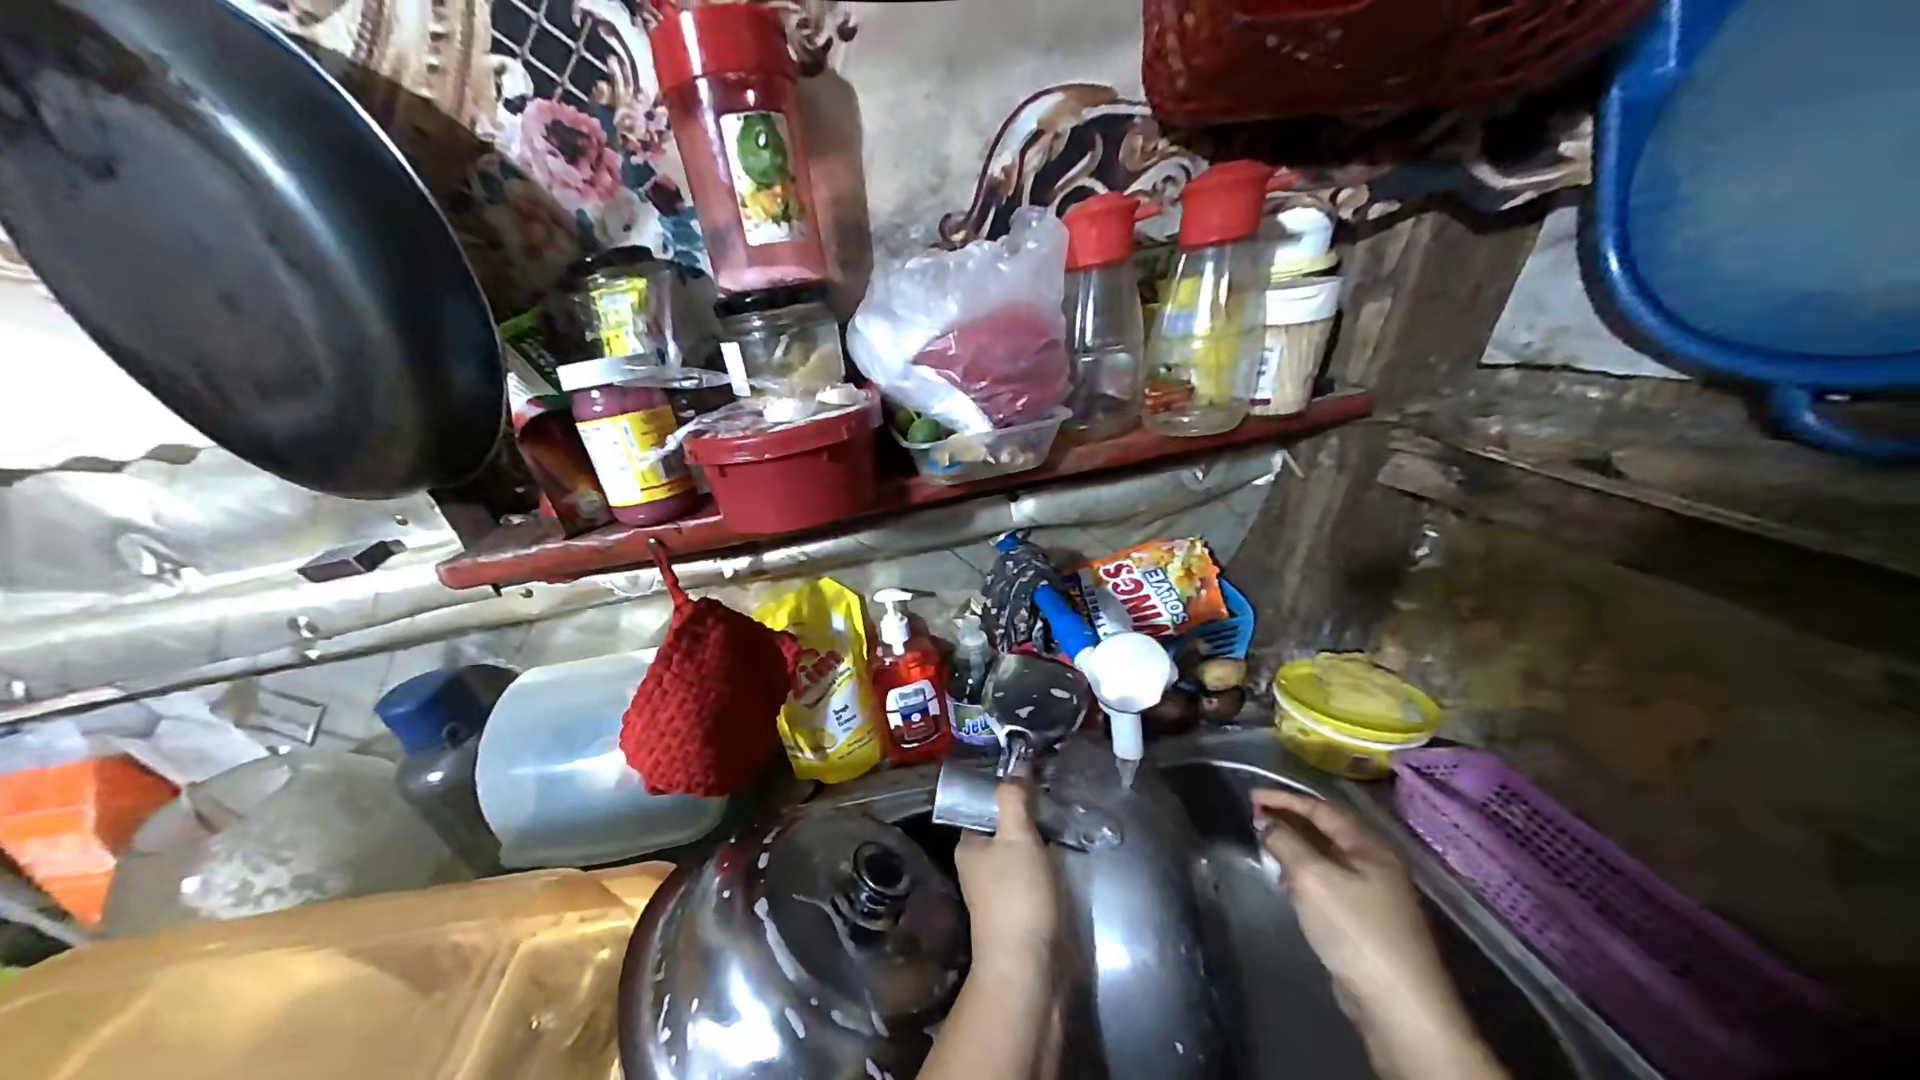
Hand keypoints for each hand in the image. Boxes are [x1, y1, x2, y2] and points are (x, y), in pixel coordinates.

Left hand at [955, 781, 1056, 966]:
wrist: (1028, 968)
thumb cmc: (1016, 896)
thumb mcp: (1016, 837)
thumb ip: (1014, 799)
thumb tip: (1016, 764)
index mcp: (968, 846)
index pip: (984, 806)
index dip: (1007, 790)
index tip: (1035, 776)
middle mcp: (979, 866)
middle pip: (1005, 828)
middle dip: (1029, 815)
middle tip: (1057, 797)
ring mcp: (999, 890)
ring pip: (1021, 851)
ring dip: (1042, 840)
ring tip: (1068, 819)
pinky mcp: (1021, 909)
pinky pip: (1034, 874)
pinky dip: (1049, 864)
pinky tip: (1069, 855)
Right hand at [1252, 788, 1504, 1079]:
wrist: (1398, 1005)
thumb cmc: (1355, 929)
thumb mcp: (1312, 878)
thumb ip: (1285, 842)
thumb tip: (1265, 821)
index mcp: (1369, 846)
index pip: (1321, 808)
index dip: (1284, 799)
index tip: (1250, 796)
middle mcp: (1374, 863)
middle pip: (1325, 830)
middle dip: (1288, 820)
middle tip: (1252, 817)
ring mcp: (1372, 893)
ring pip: (1325, 856)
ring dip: (1294, 846)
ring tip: (1263, 844)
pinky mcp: (1364, 919)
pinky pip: (1327, 881)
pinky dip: (1303, 872)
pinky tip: (1285, 881)